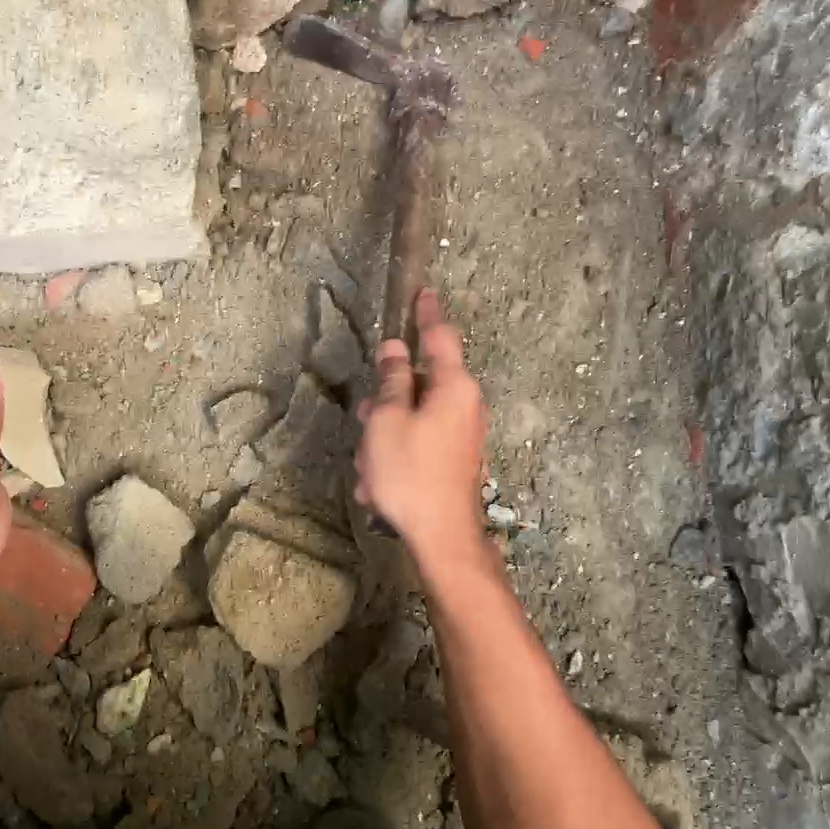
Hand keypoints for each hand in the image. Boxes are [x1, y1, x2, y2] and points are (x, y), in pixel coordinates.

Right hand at [354, 290, 487, 556]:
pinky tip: (377, 484)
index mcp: (454, 387)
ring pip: (412, 419)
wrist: (441, 535)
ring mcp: (461, 435)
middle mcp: (465, 406)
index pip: (440, 338)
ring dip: (384, 436)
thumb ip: (392, 381)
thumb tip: (394, 350)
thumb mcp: (388, 420)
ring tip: (367, 466)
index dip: (427, 314)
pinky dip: (395, 457)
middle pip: (419, 385)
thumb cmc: (410, 472)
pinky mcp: (453, 460)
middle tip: (364, 417)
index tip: (423, 293)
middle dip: (386, 401)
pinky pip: (417, 445)